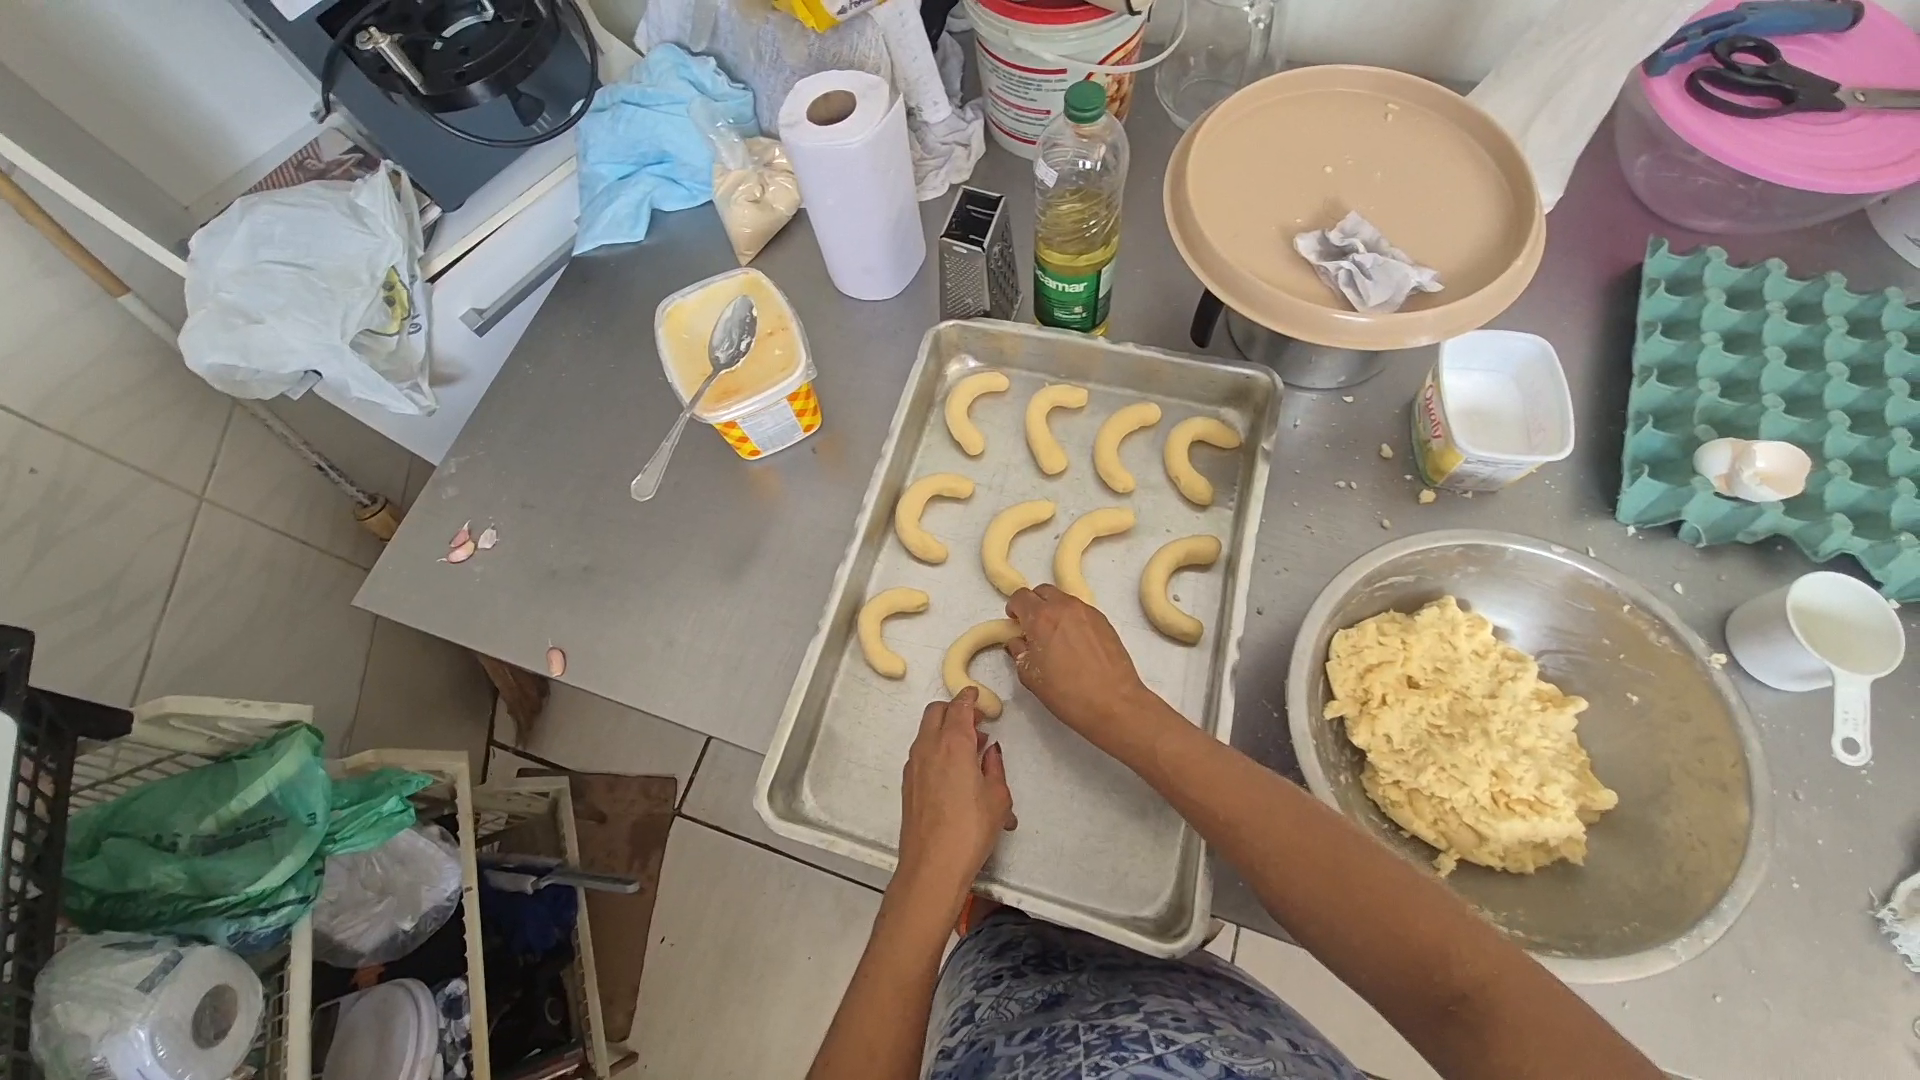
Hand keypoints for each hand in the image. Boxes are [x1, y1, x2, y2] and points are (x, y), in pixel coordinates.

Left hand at [895, 688, 1015, 908]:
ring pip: (926, 732)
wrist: (932, 865)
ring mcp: (914, 765)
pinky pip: (922, 752)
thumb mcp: (998, 796)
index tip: (977, 695)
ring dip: (945, 730)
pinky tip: (954, 770)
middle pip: (936, 712)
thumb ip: (995, 766)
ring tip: (970, 749)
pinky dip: (936, 748)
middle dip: (954, 709)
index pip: (959, 707)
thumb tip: (990, 750)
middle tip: (976, 722)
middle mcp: (928, 747)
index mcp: (953, 743)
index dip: (969, 698)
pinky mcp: (908, 783)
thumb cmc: (970, 830)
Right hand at [1005, 584, 1155, 743]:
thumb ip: (1019, 652)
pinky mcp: (1104, 621)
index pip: (1020, 596)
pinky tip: (1075, 643)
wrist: (1114, 703)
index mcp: (1041, 618)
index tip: (1015, 621)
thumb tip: (1019, 642)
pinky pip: (1081, 611)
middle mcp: (1064, 607)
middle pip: (1043, 591)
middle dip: (1034, 604)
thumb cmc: (1068, 694)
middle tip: (1032, 626)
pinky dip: (1072, 619)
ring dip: (1054, 610)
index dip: (1014, 608)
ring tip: (1055, 636)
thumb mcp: (1030, 676)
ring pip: (1064, 600)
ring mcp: (1087, 612)